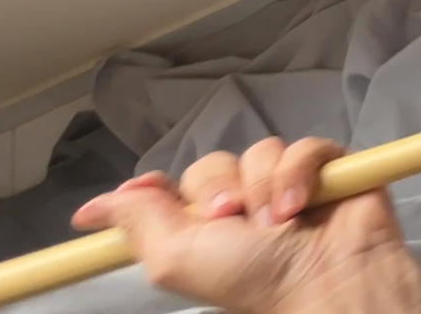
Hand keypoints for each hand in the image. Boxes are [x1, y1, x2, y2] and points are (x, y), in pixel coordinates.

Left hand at [73, 138, 420, 313]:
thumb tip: (90, 207)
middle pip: (214, 163)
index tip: (150, 188)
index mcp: (199, 223)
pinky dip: (299, 173)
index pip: (170, 186)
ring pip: (264, 151)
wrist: (325, 270)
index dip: (157, 184)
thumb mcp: (177, 259)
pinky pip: (306, 147)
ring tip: (280, 219)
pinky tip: (304, 201)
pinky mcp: (329, 164)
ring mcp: (286, 178)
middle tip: (231, 218)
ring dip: (265, 185)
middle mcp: (240, 196)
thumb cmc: (247, 274)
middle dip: (220, 187)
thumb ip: (141, 223)